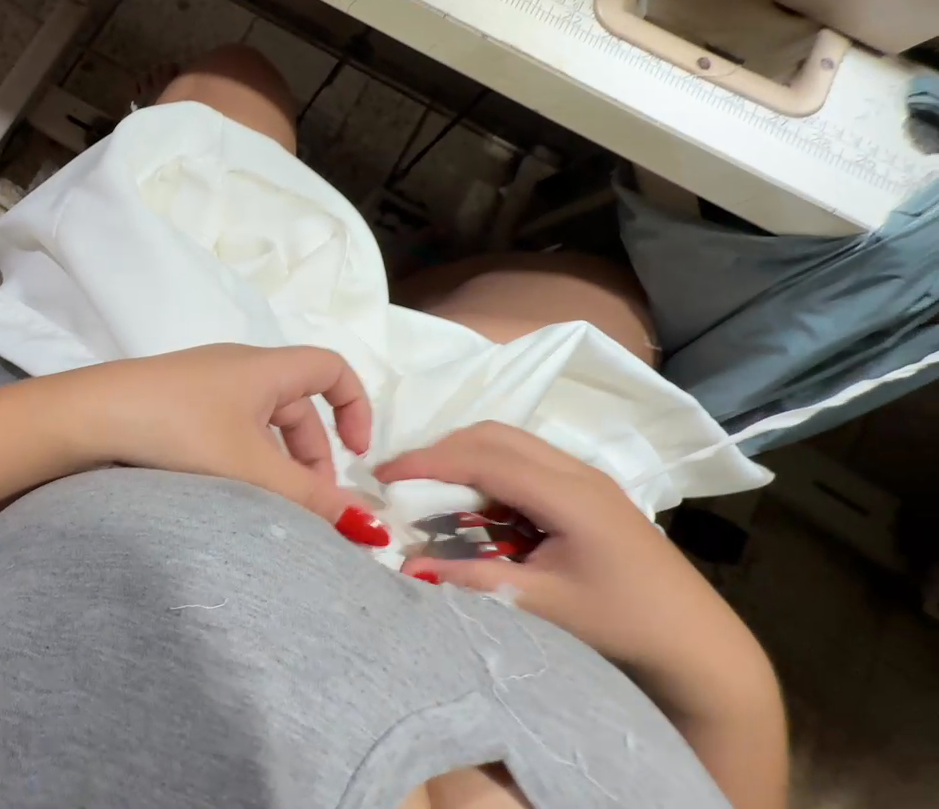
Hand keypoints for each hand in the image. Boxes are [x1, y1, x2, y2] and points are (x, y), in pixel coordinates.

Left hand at [55, 344, 389, 546]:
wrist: (89, 415)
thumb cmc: (179, 430)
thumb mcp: (251, 467)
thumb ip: (310, 499)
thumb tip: (369, 528)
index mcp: (264, 367)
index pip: (331, 367)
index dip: (356, 406)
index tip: (358, 454)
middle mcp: (235, 367)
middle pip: (296, 402)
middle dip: (312, 453)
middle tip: (309, 503)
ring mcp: (200, 383)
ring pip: (259, 419)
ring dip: (276, 459)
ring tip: (268, 505)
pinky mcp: (172, 401)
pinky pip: (226, 424)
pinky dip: (241, 454)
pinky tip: (225, 491)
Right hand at [374, 423, 776, 715]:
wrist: (701, 649)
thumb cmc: (625, 625)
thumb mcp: (543, 605)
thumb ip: (472, 581)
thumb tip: (405, 567)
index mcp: (568, 495)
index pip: (481, 458)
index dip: (426, 462)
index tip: (382, 477)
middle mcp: (577, 473)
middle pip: (492, 435)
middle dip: (439, 451)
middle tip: (401, 480)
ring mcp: (586, 477)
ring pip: (507, 441)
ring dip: (462, 455)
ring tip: (429, 488)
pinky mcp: (588, 490)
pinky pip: (523, 458)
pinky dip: (485, 467)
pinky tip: (474, 500)